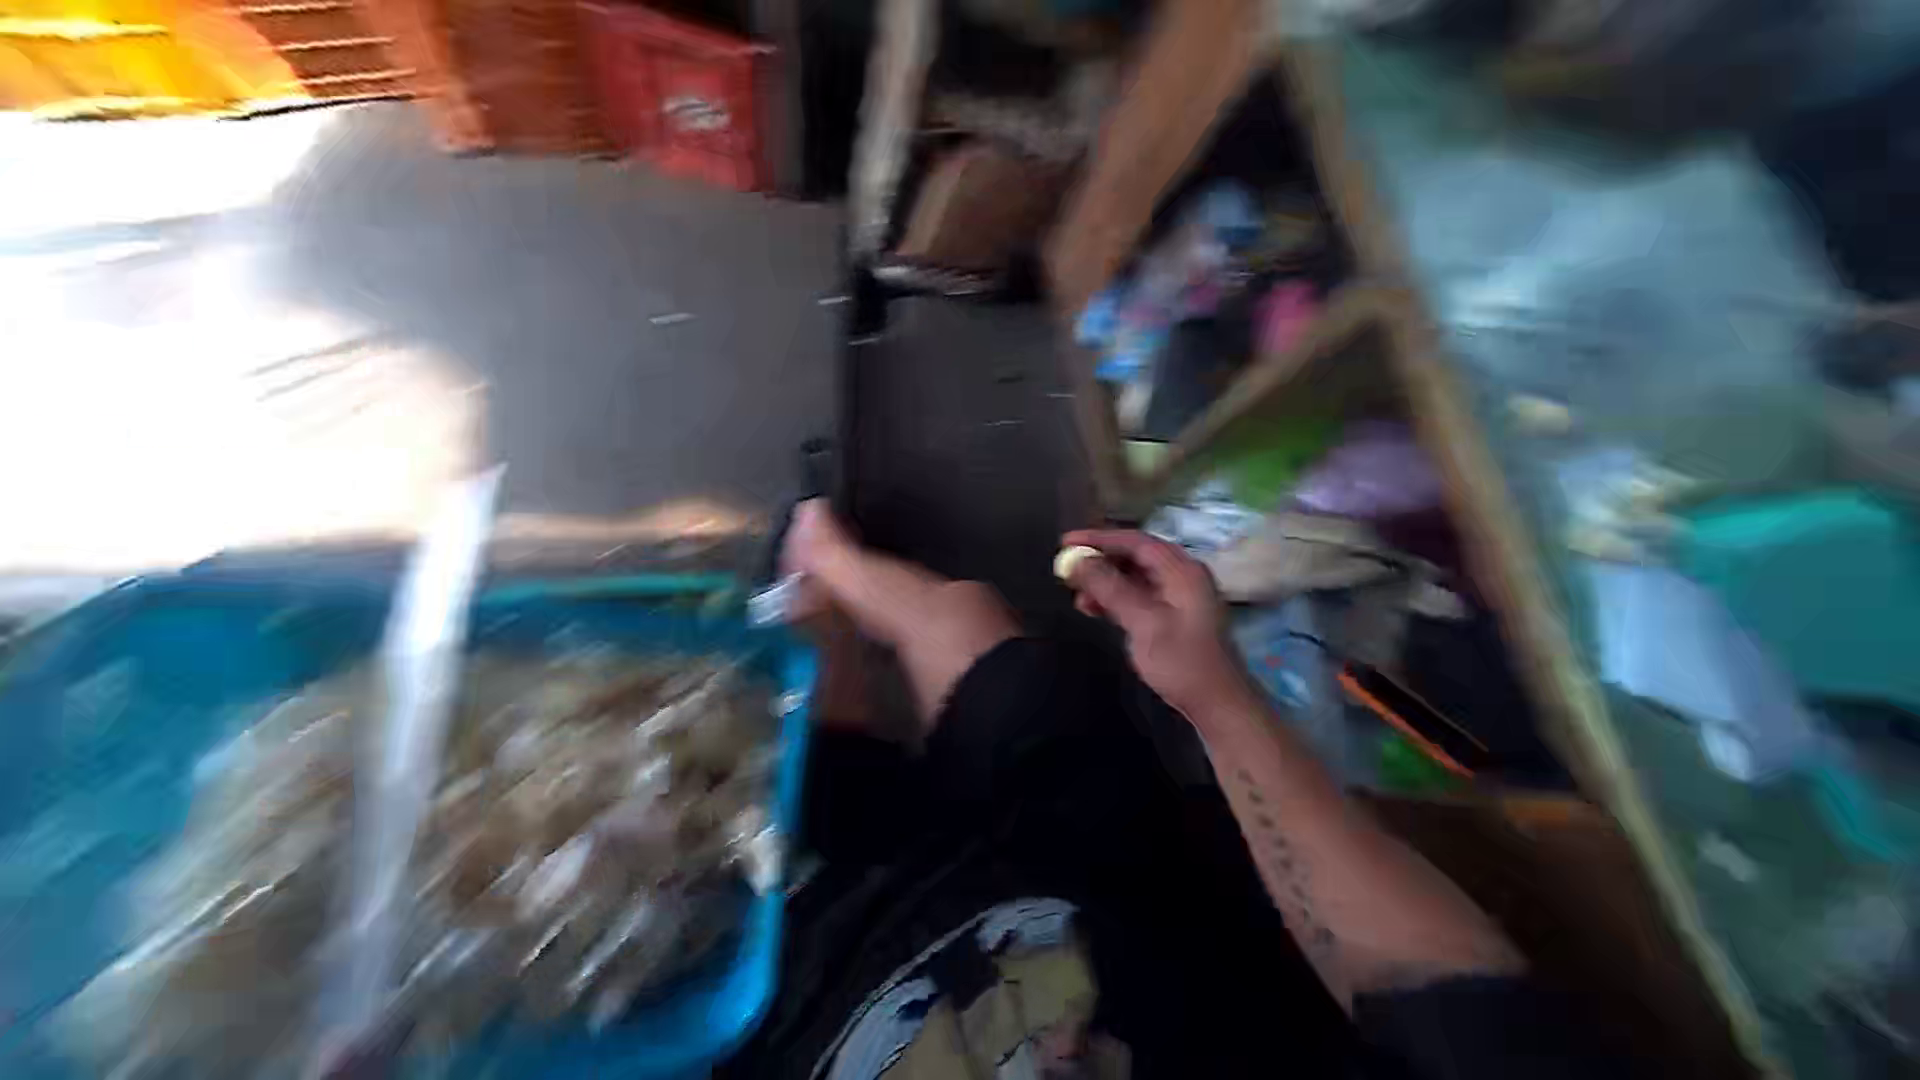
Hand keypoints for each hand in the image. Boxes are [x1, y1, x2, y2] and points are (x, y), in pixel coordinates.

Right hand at [1061, 529, 1258, 716]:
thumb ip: (1110, 588)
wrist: (1218, 703)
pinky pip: (1138, 594)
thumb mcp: (1143, 622)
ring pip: (1134, 576)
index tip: (1066, 542)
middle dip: (1099, 560)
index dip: (1098, 538)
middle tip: (1067, 567)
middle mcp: (1181, 575)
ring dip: (1104, 581)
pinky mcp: (1172, 614)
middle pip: (1134, 555)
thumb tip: (1078, 560)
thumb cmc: (1183, 662)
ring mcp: (1178, 595)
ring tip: (1076, 594)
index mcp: (1182, 570)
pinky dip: (1114, 598)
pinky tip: (1093, 609)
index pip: (1135, 541)